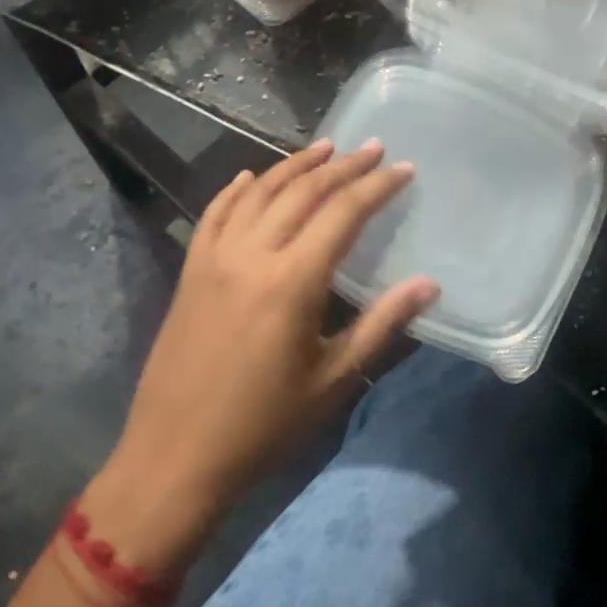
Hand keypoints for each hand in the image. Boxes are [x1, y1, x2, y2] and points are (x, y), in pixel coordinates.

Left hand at [85, 140, 438, 555]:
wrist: (176, 458)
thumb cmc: (264, 426)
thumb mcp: (333, 379)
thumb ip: (382, 324)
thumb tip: (430, 283)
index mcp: (292, 282)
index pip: (343, 214)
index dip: (376, 187)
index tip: (403, 168)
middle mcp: (252, 256)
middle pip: (302, 193)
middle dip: (341, 167)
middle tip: (371, 148)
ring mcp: (214, 260)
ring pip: (257, 194)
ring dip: (293, 167)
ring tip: (324, 149)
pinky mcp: (190, 273)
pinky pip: (214, 216)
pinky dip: (235, 190)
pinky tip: (249, 178)